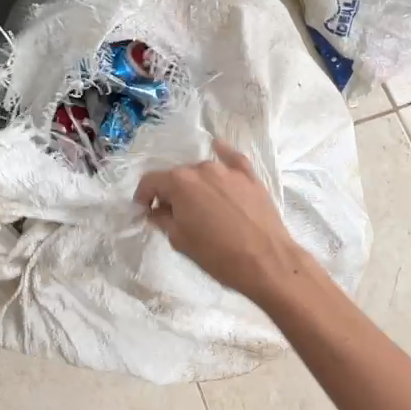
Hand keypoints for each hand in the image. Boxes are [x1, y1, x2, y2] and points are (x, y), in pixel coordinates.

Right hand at [133, 140, 310, 303]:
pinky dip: (222, 153)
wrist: (267, 262)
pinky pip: (232, 158)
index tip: (144, 210)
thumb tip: (155, 210)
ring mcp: (227, 170)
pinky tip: (217, 147)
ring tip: (201, 206)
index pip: (151, 181)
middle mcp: (201, 169)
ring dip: (195, 184)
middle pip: (177, 176)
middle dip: (171, 193)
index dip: (143, 195)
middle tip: (174, 215)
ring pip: (202, 171)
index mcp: (179, 182)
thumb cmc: (218, 255)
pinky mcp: (249, 177)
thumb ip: (162, 219)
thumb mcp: (180, 241)